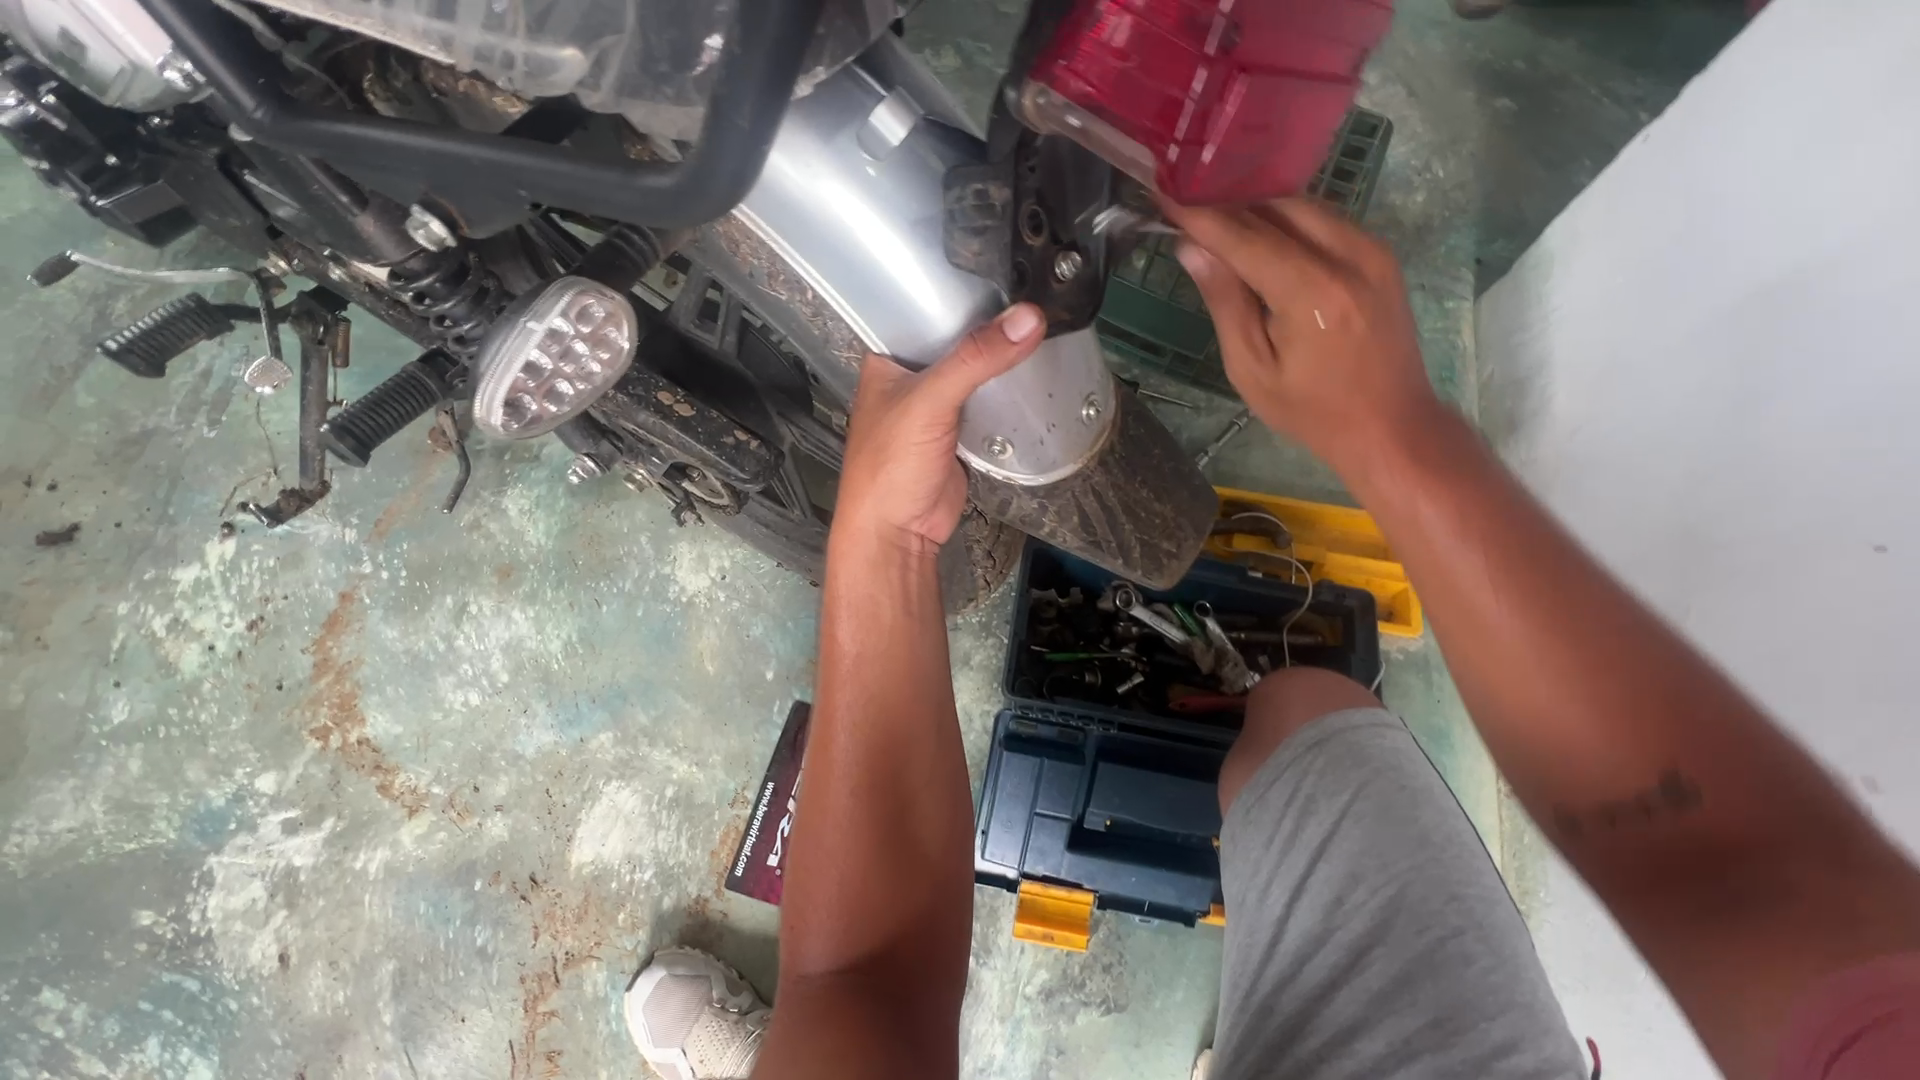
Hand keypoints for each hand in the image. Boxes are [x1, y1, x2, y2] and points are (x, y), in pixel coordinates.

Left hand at [833, 304, 1045, 555]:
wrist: (898, 533)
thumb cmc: (891, 465)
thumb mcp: (930, 402)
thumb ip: (975, 360)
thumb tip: (1028, 319)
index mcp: (886, 358)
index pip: (923, 307)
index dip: (960, 286)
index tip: (1004, 264)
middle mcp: (909, 375)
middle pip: (955, 337)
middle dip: (989, 321)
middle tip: (1035, 290)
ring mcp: (935, 404)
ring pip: (973, 368)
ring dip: (1000, 355)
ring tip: (1043, 320)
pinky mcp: (959, 430)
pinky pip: (986, 399)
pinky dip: (1005, 388)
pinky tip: (1033, 368)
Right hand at [1161, 197, 1442, 477]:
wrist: (1389, 424)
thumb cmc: (1311, 410)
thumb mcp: (1251, 368)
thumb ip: (1224, 302)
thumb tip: (1192, 248)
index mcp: (1312, 292)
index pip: (1245, 237)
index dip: (1200, 217)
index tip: (1164, 196)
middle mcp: (1349, 256)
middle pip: (1278, 207)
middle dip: (1230, 205)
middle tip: (1188, 210)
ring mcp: (1372, 250)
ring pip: (1304, 207)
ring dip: (1259, 210)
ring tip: (1218, 222)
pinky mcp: (1381, 255)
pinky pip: (1326, 220)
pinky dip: (1288, 221)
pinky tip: (1261, 237)